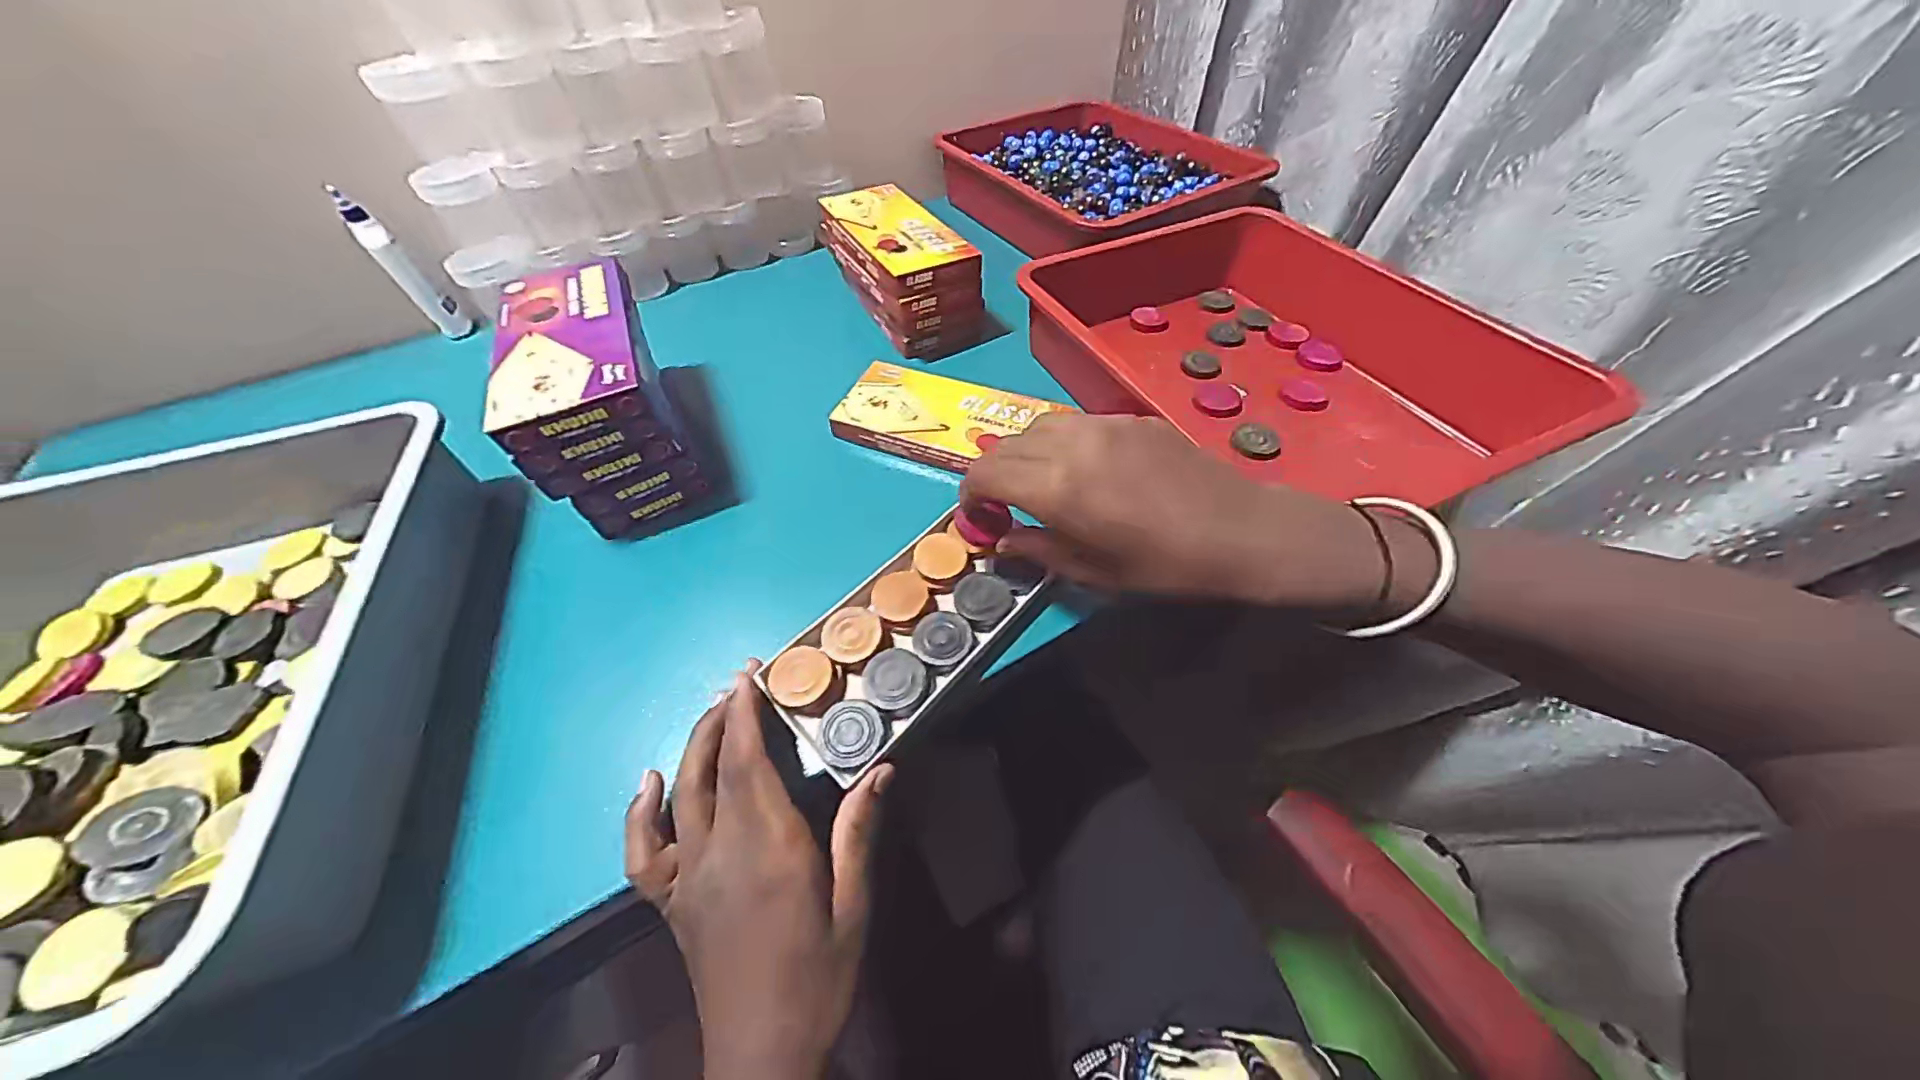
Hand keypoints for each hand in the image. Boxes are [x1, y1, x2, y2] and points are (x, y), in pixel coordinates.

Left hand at [626, 662, 893, 1079]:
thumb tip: (881, 768)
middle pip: (711, 768)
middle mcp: (719, 852)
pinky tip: (648, 784)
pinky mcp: (672, 904)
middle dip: (722, 718)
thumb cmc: (818, 977)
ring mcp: (687, 878)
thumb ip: (859, 834)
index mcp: (768, 848)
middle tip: (740, 682)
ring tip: (712, 714)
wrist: (762, 1053)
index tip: (750, 676)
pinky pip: (643, 853)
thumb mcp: (854, 906)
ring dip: (692, 748)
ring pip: (680, 796)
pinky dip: (640, 813)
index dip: (747, 714)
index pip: (749, 762)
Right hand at [961, 413, 1395, 613]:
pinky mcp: (1129, 419)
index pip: (985, 473)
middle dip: (992, 474)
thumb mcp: (1095, 572)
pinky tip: (1082, 468)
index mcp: (1057, 487)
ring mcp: (1103, 425)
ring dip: (1023, 452)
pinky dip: (1059, 442)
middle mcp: (1072, 444)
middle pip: (1005, 445)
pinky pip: (1075, 422)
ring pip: (1037, 424)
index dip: (970, 495)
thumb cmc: (1165, 565)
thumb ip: (1039, 550)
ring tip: (1040, 482)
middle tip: (1006, 505)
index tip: (982, 518)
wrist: (1240, 531)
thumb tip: (1003, 538)